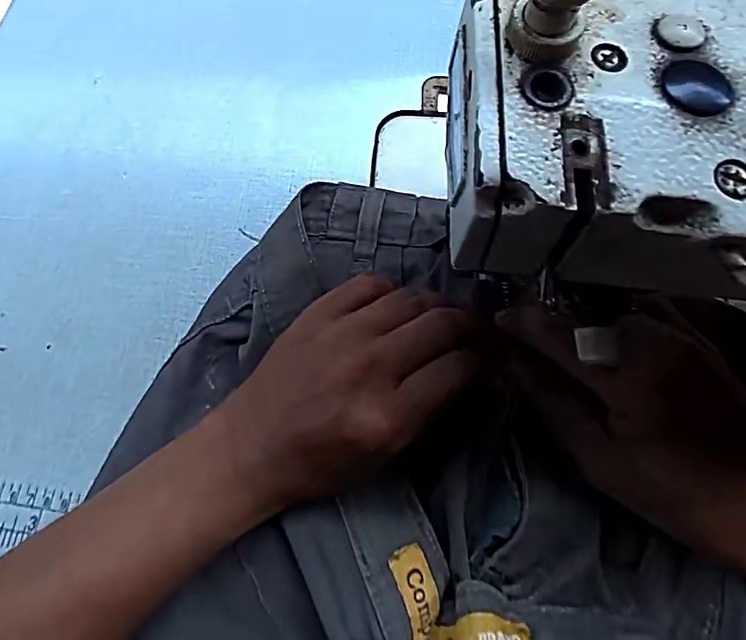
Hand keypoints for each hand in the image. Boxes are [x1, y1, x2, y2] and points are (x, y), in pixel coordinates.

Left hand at [212, 273, 480, 515]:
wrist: (254, 442)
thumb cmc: (321, 462)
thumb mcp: (386, 456)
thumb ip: (432, 412)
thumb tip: (474, 374)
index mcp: (387, 415)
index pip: (457, 369)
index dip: (484, 361)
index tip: (491, 359)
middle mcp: (369, 366)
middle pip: (441, 325)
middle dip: (470, 326)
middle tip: (475, 332)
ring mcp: (342, 332)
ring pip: (410, 298)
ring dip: (436, 304)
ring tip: (441, 316)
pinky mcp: (319, 311)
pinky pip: (370, 283)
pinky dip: (392, 291)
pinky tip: (395, 305)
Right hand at [497, 299, 745, 548]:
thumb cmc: (686, 495)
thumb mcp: (604, 463)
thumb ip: (553, 404)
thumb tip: (515, 366)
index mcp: (626, 371)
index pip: (554, 328)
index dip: (518, 321)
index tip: (498, 323)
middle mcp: (652, 336)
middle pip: (580, 305)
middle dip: (546, 313)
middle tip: (525, 331)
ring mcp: (679, 330)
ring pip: (609, 299)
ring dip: (578, 309)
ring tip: (561, 332)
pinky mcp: (696, 333)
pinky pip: (641, 304)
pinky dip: (614, 310)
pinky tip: (606, 331)